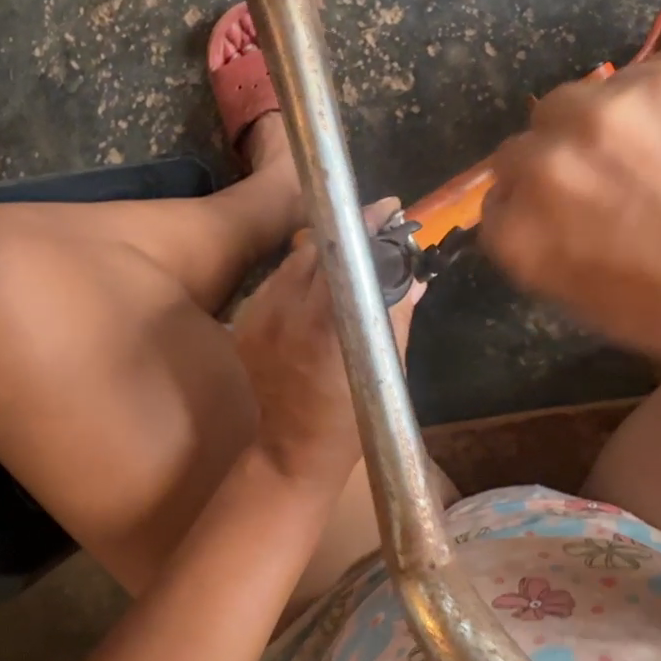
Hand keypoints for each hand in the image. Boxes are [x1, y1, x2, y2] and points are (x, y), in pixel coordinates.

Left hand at [232, 200, 421, 487]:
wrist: (291, 449)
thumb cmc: (352, 414)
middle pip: (319, 248)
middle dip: (349, 232)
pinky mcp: (246, 320)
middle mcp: (287, 312)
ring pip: (295, 259)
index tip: (389, 211)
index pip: (347, 255)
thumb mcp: (387, 365)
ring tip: (349, 252)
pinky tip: (319, 282)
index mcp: (327, 326)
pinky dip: (301, 273)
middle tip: (376, 225)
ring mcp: (260, 315)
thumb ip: (398, 313)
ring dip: (325, 250)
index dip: (368, 228)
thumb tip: (415, 276)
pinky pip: (277, 279)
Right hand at [479, 60, 660, 376]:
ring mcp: (600, 114)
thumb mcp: (588, 303)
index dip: (528, 211)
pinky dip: (641, 106)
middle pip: (518, 151)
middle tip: (599, 185)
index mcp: (519, 234)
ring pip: (565, 105)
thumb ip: (544, 251)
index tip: (557, 217)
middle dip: (549, 167)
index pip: (495, 207)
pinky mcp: (660, 77)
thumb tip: (538, 215)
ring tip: (638, 152)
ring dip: (586, 128)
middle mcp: (543, 165)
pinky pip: (625, 81)